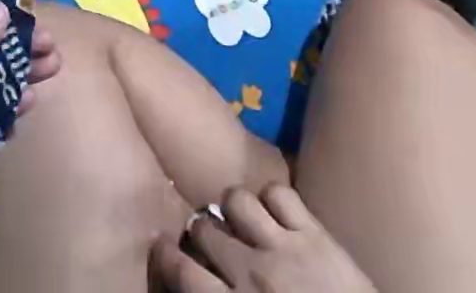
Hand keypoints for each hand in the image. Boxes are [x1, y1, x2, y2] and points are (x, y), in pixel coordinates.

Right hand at [153, 186, 377, 292]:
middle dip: (200, 231)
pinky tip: (275, 212)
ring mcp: (284, 247)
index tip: (160, 244)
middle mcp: (252, 273)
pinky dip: (272, 197)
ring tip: (240, 219)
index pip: (183, 272)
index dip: (166, 254)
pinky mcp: (314, 231)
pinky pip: (280, 192)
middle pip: (206, 229)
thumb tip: (203, 288)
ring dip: (233, 208)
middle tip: (206, 236)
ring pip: (237, 199)